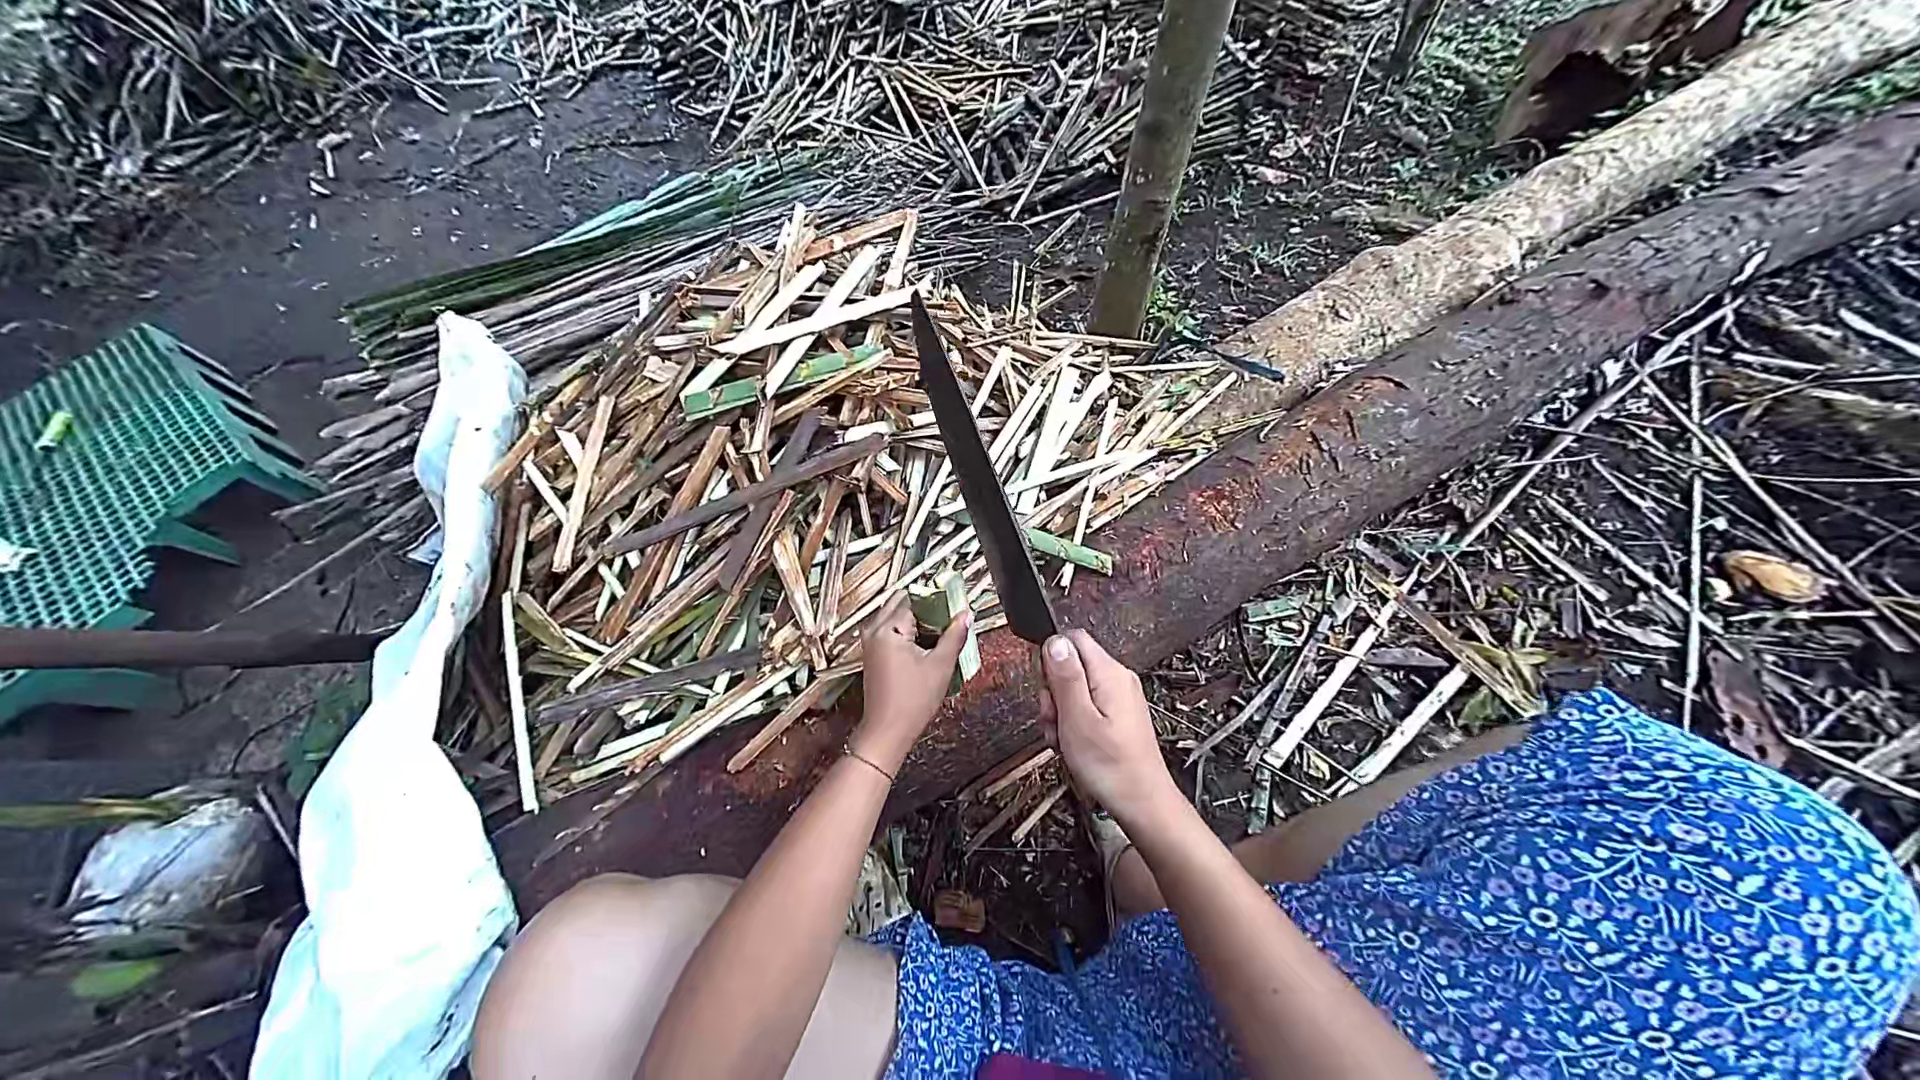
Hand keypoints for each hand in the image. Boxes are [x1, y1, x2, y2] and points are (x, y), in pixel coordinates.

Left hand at [852, 594, 972, 773]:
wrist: (887, 730)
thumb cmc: (909, 703)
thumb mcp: (940, 665)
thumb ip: (955, 635)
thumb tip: (965, 616)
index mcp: (889, 629)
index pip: (916, 599)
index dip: (938, 601)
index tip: (955, 606)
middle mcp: (874, 630)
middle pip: (903, 602)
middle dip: (927, 607)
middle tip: (949, 618)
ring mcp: (871, 641)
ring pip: (896, 614)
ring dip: (918, 619)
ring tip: (940, 633)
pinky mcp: (873, 652)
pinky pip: (891, 629)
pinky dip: (909, 631)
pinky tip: (926, 644)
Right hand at [1037, 630, 1178, 825]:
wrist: (1141, 803)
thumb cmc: (1113, 768)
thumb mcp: (1077, 719)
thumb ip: (1065, 677)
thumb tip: (1054, 640)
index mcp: (1109, 674)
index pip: (1071, 639)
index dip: (1049, 659)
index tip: (1046, 687)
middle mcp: (1117, 679)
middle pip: (1069, 665)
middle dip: (1052, 692)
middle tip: (1055, 720)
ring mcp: (1118, 697)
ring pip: (1073, 689)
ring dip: (1060, 712)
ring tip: (1064, 738)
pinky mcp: (1116, 714)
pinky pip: (1084, 706)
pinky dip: (1072, 723)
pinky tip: (1073, 743)